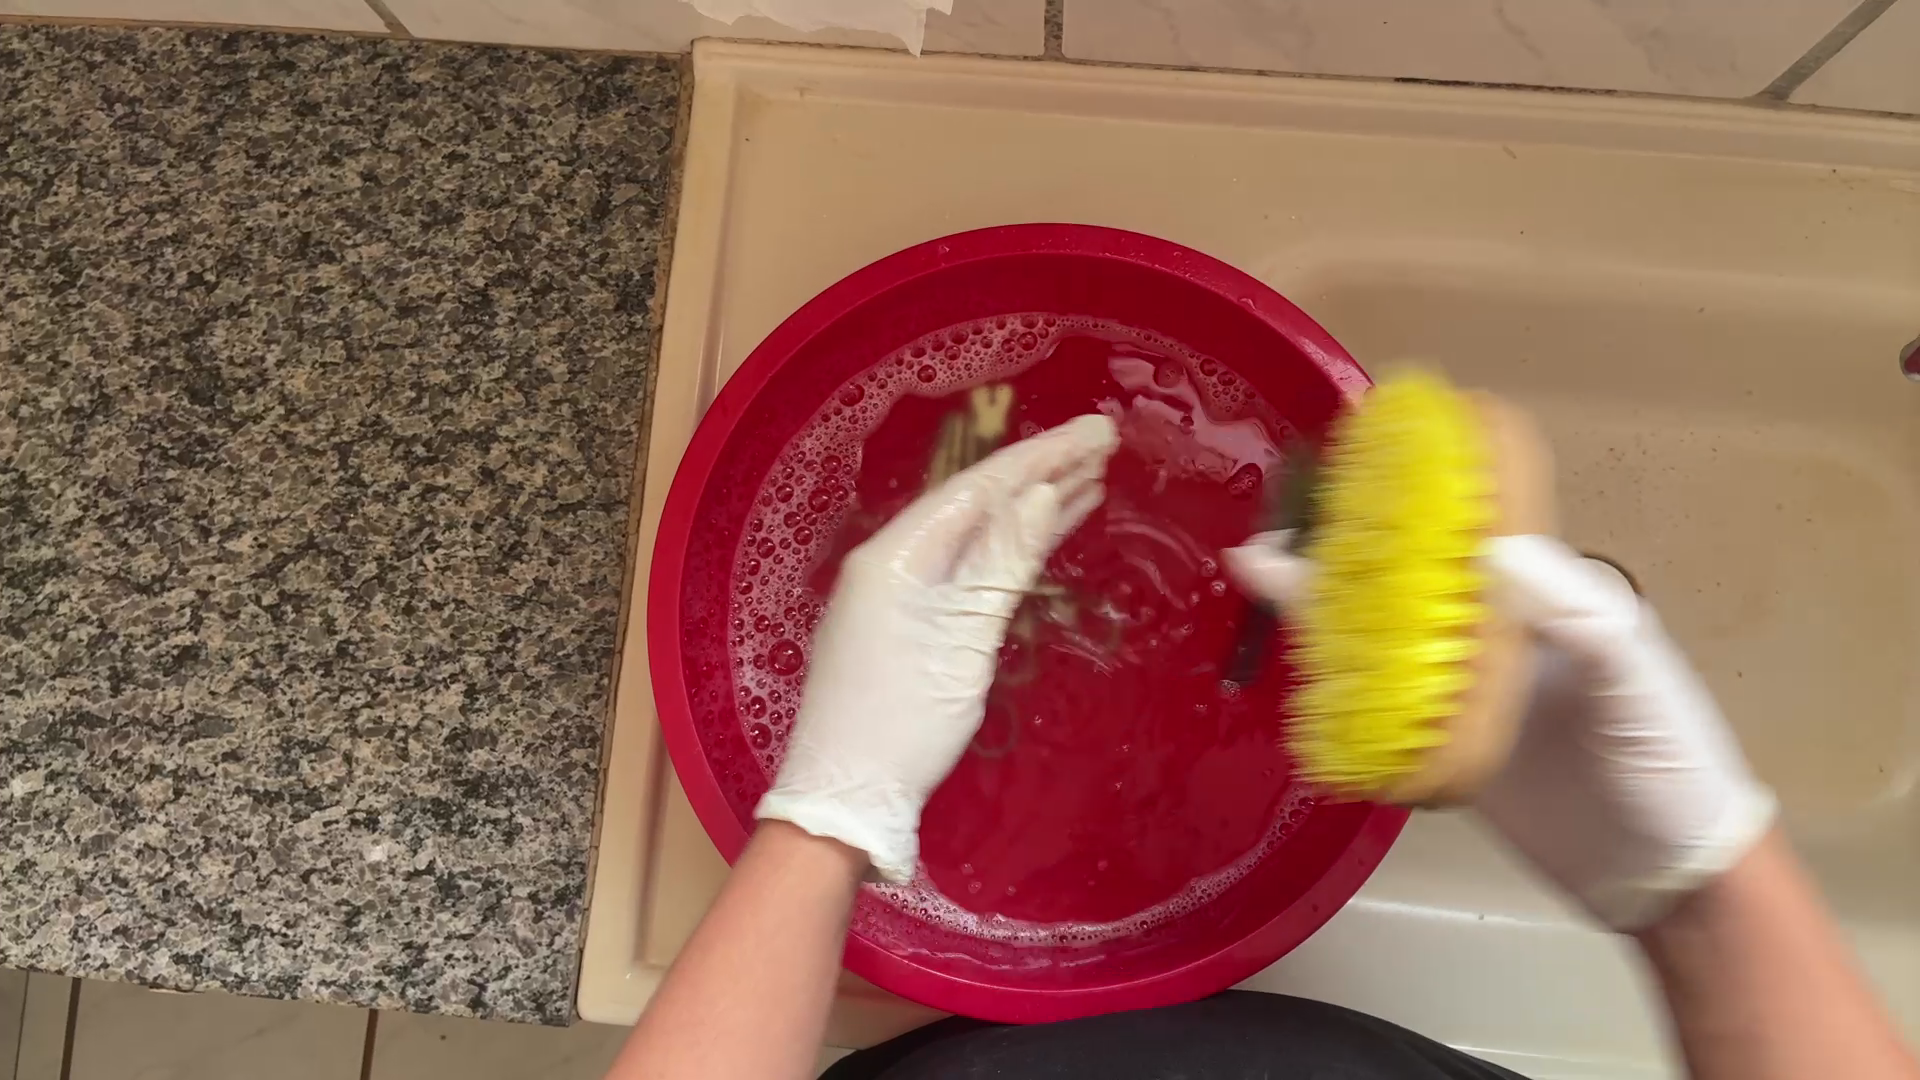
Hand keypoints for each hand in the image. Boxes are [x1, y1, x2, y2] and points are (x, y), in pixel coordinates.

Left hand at [756, 414, 1119, 882]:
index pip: (980, 487)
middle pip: (978, 504)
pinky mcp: (914, 618)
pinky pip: (970, 569)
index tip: (1096, 432)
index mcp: (898, 551)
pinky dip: (1009, 553)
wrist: (847, 795)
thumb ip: (1003, 560)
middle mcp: (896, 557)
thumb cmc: (905, 718)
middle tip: (1104, 444)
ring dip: (1031, 510)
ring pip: (977, 536)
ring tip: (1090, 479)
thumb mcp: (964, 636)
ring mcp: (903, 588)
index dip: (1041, 457)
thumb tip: (1041, 492)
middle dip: (1041, 473)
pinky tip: (1045, 534)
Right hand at [1225, 531, 1776, 929]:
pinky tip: (1292, 655)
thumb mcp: (1638, 682)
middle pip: (1392, 586)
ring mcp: (1449, 685)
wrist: (1658, 871)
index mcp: (1530, 606)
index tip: (1341, 501)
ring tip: (1259, 581)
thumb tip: (1493, 549)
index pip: (1450, 545)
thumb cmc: (1666, 763)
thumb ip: (1581, 617)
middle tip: (1266, 549)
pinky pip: (1368, 692)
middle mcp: (1481, 635)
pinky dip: (1326, 670)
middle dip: (1329, 563)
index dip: (1395, 520)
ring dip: (1315, 608)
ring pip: (1370, 633)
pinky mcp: (1426, 733)